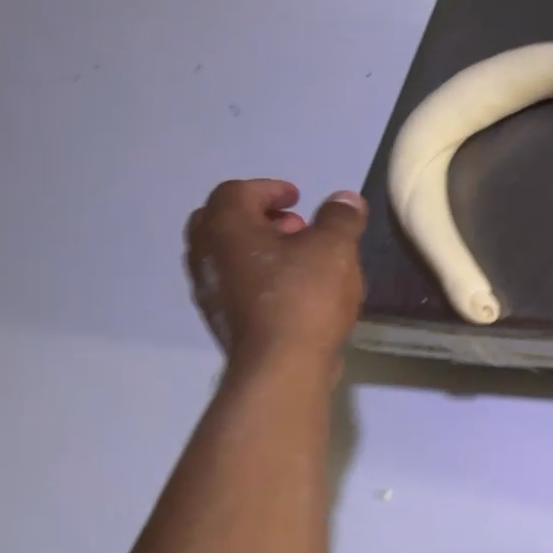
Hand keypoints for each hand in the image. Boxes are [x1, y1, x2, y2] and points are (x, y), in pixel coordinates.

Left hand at [185, 179, 366, 379]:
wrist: (282, 363)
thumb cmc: (306, 297)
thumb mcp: (336, 250)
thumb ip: (340, 220)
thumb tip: (345, 198)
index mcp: (227, 227)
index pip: (237, 192)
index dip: (269, 189)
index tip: (298, 197)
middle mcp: (206, 252)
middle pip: (223, 220)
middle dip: (259, 217)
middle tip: (295, 225)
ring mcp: (209, 286)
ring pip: (228, 253)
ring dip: (259, 247)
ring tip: (298, 258)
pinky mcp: (222, 316)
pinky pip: (235, 281)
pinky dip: (259, 273)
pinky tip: (291, 289)